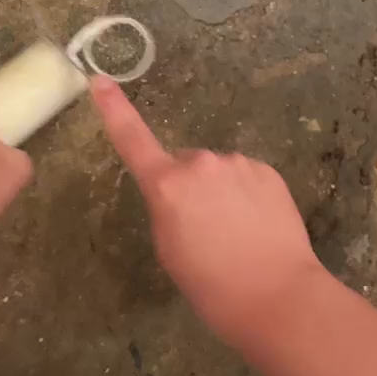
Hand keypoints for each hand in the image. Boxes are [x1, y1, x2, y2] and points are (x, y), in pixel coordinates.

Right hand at [91, 75, 327, 345]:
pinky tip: (256, 227)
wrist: (278, 296)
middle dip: (188, 189)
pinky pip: (245, 177)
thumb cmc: (212, 287)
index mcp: (168, 186)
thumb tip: (179, 192)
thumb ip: (167, 209)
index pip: (133, 139)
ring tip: (234, 236)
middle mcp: (202, 163)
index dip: (113, 109)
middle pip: (184, 167)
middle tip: (202, 232)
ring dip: (219, 193)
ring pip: (217, 173)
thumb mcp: (170, 252)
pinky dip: (245, 196)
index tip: (98, 79)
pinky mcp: (267, 169)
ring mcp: (238, 163)